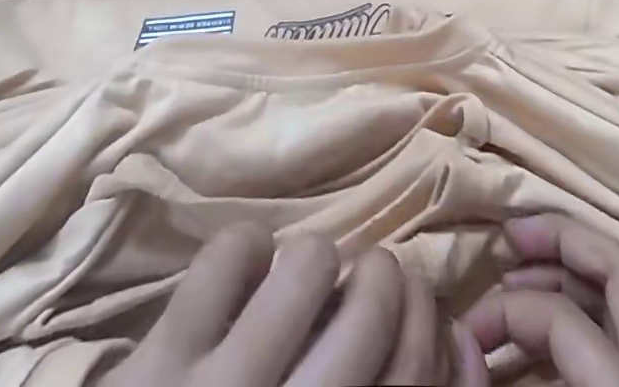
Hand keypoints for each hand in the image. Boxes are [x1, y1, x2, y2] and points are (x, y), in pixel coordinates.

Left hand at [102, 223, 450, 386]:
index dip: (424, 320)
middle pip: (371, 312)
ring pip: (305, 267)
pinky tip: (246, 276)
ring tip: (304, 276)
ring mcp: (222, 385)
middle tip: (367, 273)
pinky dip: (248, 245)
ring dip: (317, 256)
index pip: (412, 373)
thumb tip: (455, 333)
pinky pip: (228, 255)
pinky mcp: (163, 353)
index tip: (416, 296)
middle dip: (382, 275)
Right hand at [451, 215, 618, 386]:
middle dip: (560, 239)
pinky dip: (580, 317)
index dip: (506, 312)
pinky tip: (536, 338)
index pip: (562, 315)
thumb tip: (459, 338)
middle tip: (511, 238)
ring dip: (565, 277)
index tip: (468, 332)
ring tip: (514, 289)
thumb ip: (499, 381)